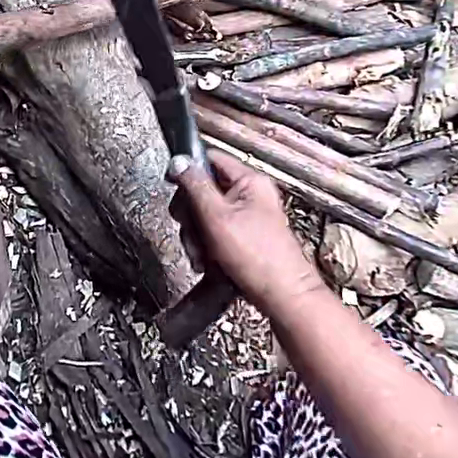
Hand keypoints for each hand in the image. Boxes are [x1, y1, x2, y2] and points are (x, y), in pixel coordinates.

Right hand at [170, 148, 325, 309]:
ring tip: (202, 253)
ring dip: (196, 235)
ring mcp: (246, 216)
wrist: (283, 298)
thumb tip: (179, 162)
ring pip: (204, 214)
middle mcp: (250, 195)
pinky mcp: (243, 236)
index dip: (188, 171)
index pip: (210, 159)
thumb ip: (195, 186)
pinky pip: (213, 232)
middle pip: (202, 189)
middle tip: (191, 229)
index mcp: (250, 181)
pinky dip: (206, 247)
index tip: (175, 187)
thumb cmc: (259, 259)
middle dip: (191, 214)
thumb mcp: (216, 216)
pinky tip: (207, 261)